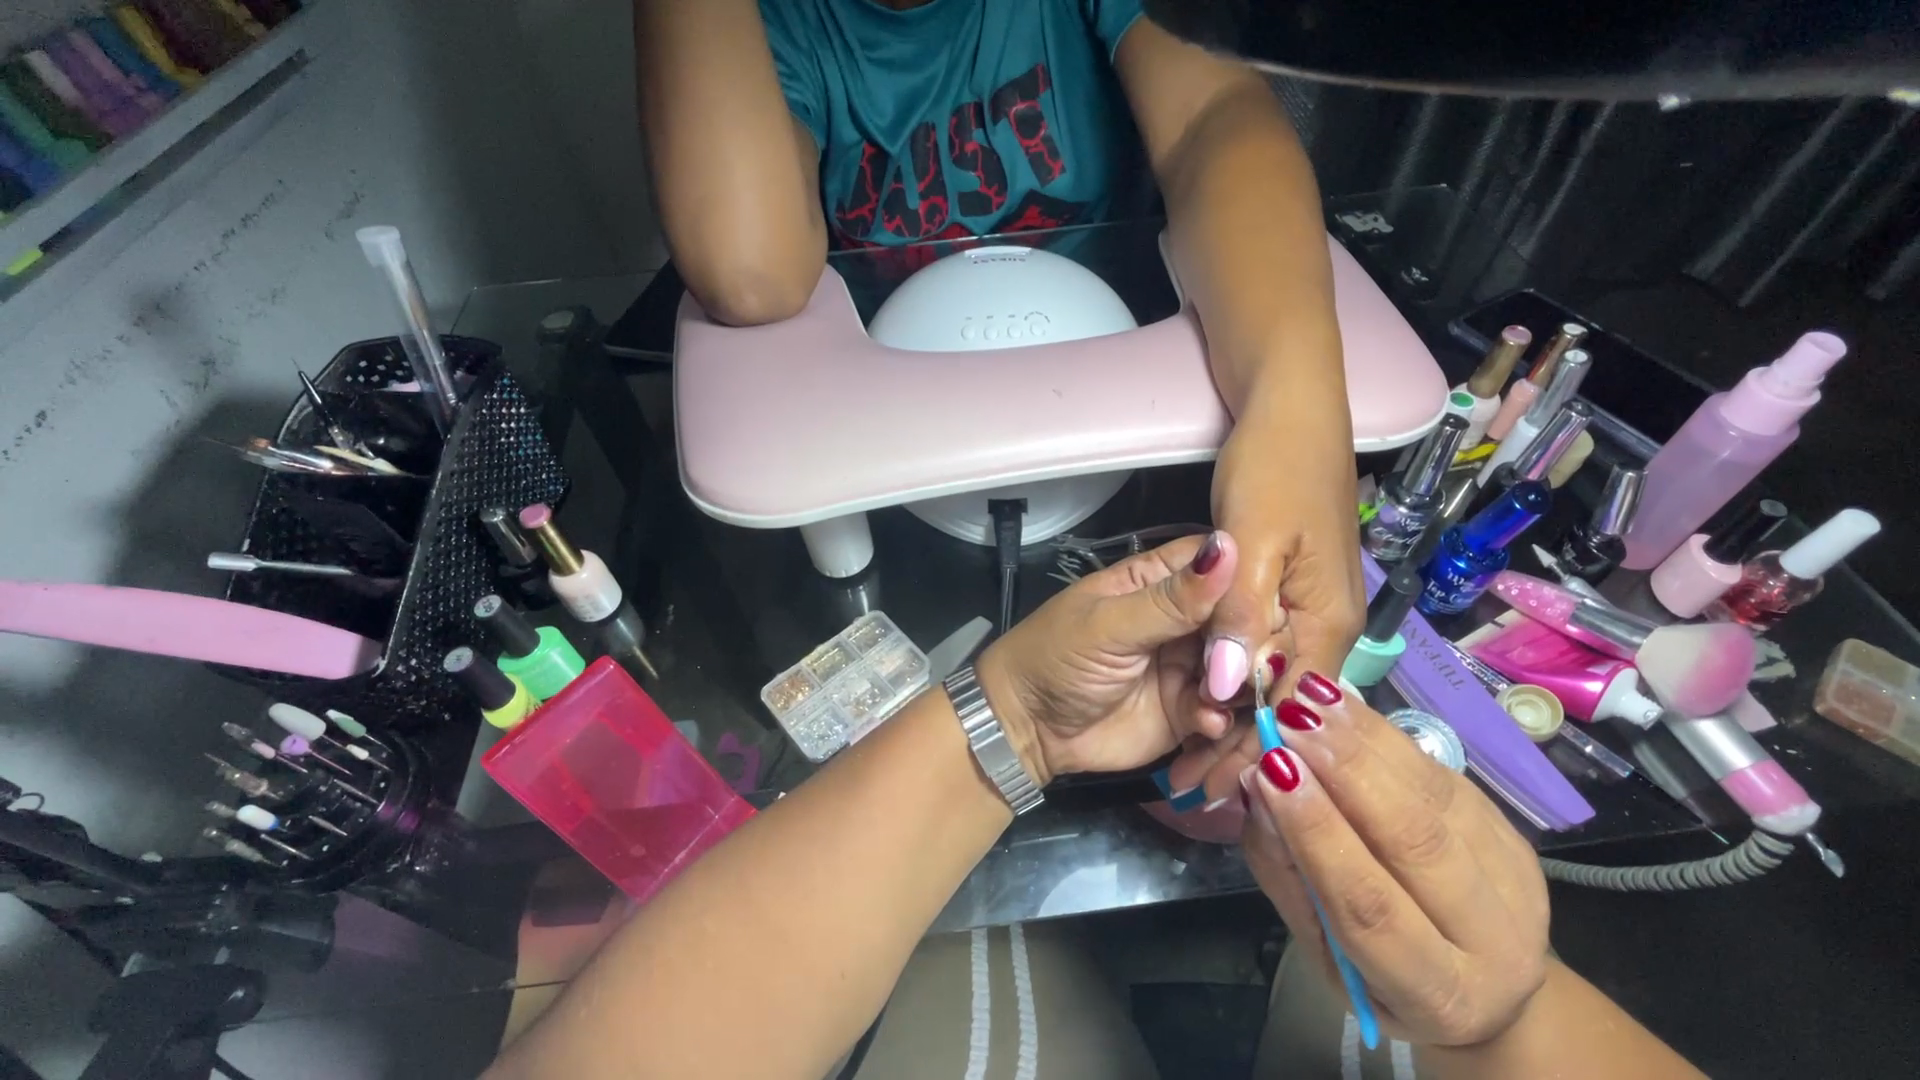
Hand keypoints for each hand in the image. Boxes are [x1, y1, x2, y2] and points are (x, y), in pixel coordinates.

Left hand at [975, 532, 1239, 784]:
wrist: (1027, 728)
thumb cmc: (1055, 659)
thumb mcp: (1109, 625)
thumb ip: (1170, 599)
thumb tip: (1227, 547)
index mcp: (1161, 581)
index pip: (1223, 565)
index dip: (1248, 582)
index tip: (1260, 607)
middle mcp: (1186, 619)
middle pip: (1244, 618)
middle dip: (1252, 640)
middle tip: (1242, 665)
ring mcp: (1192, 666)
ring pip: (1245, 666)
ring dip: (1244, 682)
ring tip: (1221, 695)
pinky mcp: (1191, 710)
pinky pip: (1227, 711)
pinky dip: (1226, 718)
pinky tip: (1207, 724)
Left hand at [1172, 398, 1365, 799]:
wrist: (1284, 414)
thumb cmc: (1272, 468)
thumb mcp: (1251, 537)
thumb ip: (1227, 610)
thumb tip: (1232, 683)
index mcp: (1322, 615)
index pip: (1293, 698)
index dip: (1256, 740)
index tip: (1215, 782)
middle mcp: (1315, 627)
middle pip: (1279, 703)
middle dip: (1240, 745)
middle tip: (1193, 790)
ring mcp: (1289, 619)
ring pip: (1260, 691)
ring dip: (1227, 728)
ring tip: (1188, 776)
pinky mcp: (1266, 606)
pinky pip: (1246, 668)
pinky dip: (1223, 698)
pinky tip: (1194, 730)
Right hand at [1240, 672, 1549, 1046]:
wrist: (1489, 993)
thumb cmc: (1379, 978)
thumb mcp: (1321, 952)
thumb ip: (1287, 874)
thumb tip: (1258, 788)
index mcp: (1435, 992)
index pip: (1372, 905)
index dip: (1318, 832)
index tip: (1271, 767)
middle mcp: (1495, 942)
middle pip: (1417, 841)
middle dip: (1346, 770)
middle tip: (1290, 719)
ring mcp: (1517, 882)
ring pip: (1439, 798)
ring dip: (1368, 739)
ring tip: (1313, 697)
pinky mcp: (1517, 837)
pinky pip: (1448, 777)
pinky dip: (1391, 736)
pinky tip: (1347, 704)